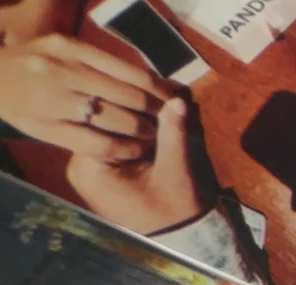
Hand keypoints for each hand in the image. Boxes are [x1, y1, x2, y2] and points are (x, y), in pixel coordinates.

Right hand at [0, 36, 167, 161]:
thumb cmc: (42, 69)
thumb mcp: (68, 55)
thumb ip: (113, 68)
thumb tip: (173, 90)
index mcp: (68, 47)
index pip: (137, 76)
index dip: (165, 94)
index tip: (176, 103)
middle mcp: (56, 68)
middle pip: (134, 100)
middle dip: (158, 115)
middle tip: (165, 122)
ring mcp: (48, 96)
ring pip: (123, 122)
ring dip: (147, 134)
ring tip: (151, 137)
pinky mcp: (45, 125)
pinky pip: (104, 145)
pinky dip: (128, 150)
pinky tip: (134, 149)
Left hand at [67, 97, 208, 233]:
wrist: (183, 244)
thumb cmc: (180, 213)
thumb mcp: (179, 173)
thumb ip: (174, 136)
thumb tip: (176, 100)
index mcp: (90, 166)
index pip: (102, 122)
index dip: (131, 113)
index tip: (158, 112)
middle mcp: (78, 168)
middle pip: (101, 130)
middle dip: (132, 124)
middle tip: (159, 120)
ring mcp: (85, 174)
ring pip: (106, 140)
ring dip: (133, 135)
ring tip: (159, 136)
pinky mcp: (97, 179)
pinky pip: (110, 153)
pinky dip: (130, 147)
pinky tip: (150, 149)